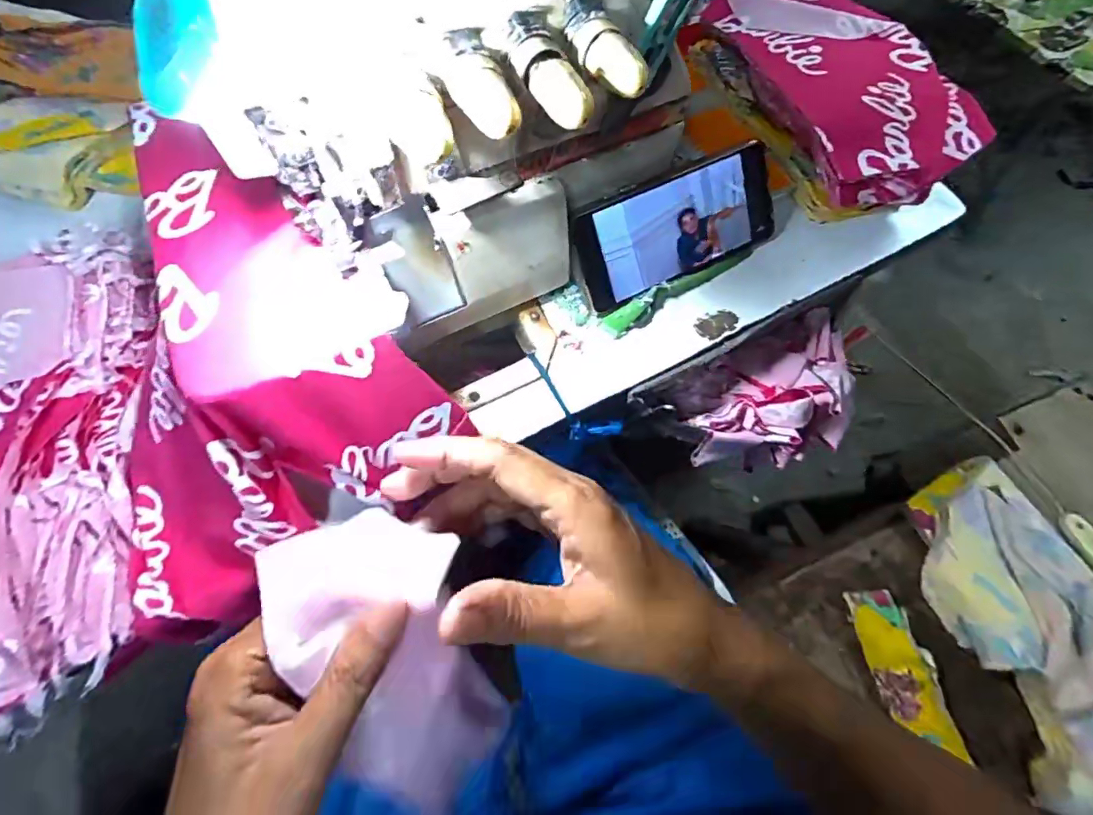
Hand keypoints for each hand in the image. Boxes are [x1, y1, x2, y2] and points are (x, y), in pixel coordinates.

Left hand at [166, 607, 408, 814]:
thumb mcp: (306, 752)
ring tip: (403, 623)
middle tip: (410, 597)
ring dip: (351, 649)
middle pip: (303, 630)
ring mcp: (243, 699)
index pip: (297, 609)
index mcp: (230, 665)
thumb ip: (351, 676)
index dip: (347, 594)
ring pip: (308, 657)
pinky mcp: (258, 725)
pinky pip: (304, 685)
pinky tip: (377, 667)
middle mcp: (232, 671)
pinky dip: (338, 678)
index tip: (397, 577)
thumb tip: (395, 602)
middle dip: (354, 620)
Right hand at [380, 436, 730, 690]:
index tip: (399, 461)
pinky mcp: (571, 524)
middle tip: (393, 495)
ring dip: (460, 496)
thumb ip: (511, 613)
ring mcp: (570, 506)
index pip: (497, 460)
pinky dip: (482, 514)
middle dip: (443, 473)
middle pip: (495, 465)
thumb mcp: (576, 624)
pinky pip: (516, 506)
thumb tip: (443, 617)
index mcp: (570, 499)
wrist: (699, 637)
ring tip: (416, 521)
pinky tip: (459, 534)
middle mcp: (567, 490)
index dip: (446, 455)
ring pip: (503, 485)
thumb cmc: (645, 626)